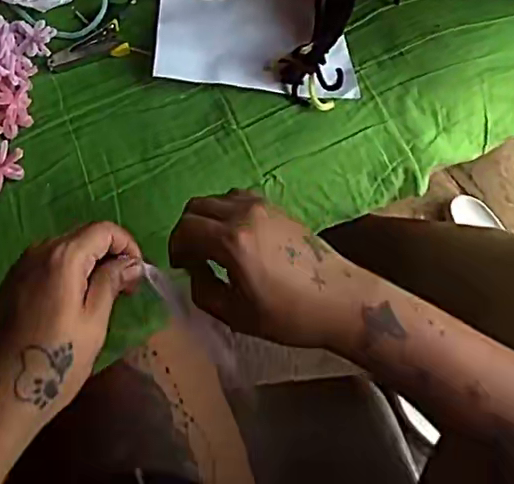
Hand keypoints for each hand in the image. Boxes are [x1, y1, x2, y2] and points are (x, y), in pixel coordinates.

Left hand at [0, 221, 142, 483]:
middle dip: (110, 252)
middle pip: (84, 235)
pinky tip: (73, 301)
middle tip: (125, 286)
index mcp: (63, 256)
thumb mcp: (93, 323)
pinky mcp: (11, 282)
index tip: (138, 273)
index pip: (104, 229)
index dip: (127, 245)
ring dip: (89, 262)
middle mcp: (40, 250)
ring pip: (66, 248)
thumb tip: (131, 262)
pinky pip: (48, 262)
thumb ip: (111, 282)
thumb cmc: (53, 363)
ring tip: (102, 296)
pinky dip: (68, 271)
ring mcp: (21, 265)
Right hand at [168, 191, 378, 349]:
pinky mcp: (275, 205)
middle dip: (187, 230)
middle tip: (193, 257)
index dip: (175, 247)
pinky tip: (236, 238)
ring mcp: (261, 205)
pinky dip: (225, 212)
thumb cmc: (289, 314)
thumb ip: (204, 292)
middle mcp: (243, 213)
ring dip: (206, 218)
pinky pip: (237, 198)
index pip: (186, 229)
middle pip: (196, 206)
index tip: (181, 267)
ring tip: (214, 247)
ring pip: (216, 198)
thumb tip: (194, 272)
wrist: (339, 297)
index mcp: (232, 241)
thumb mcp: (238, 316)